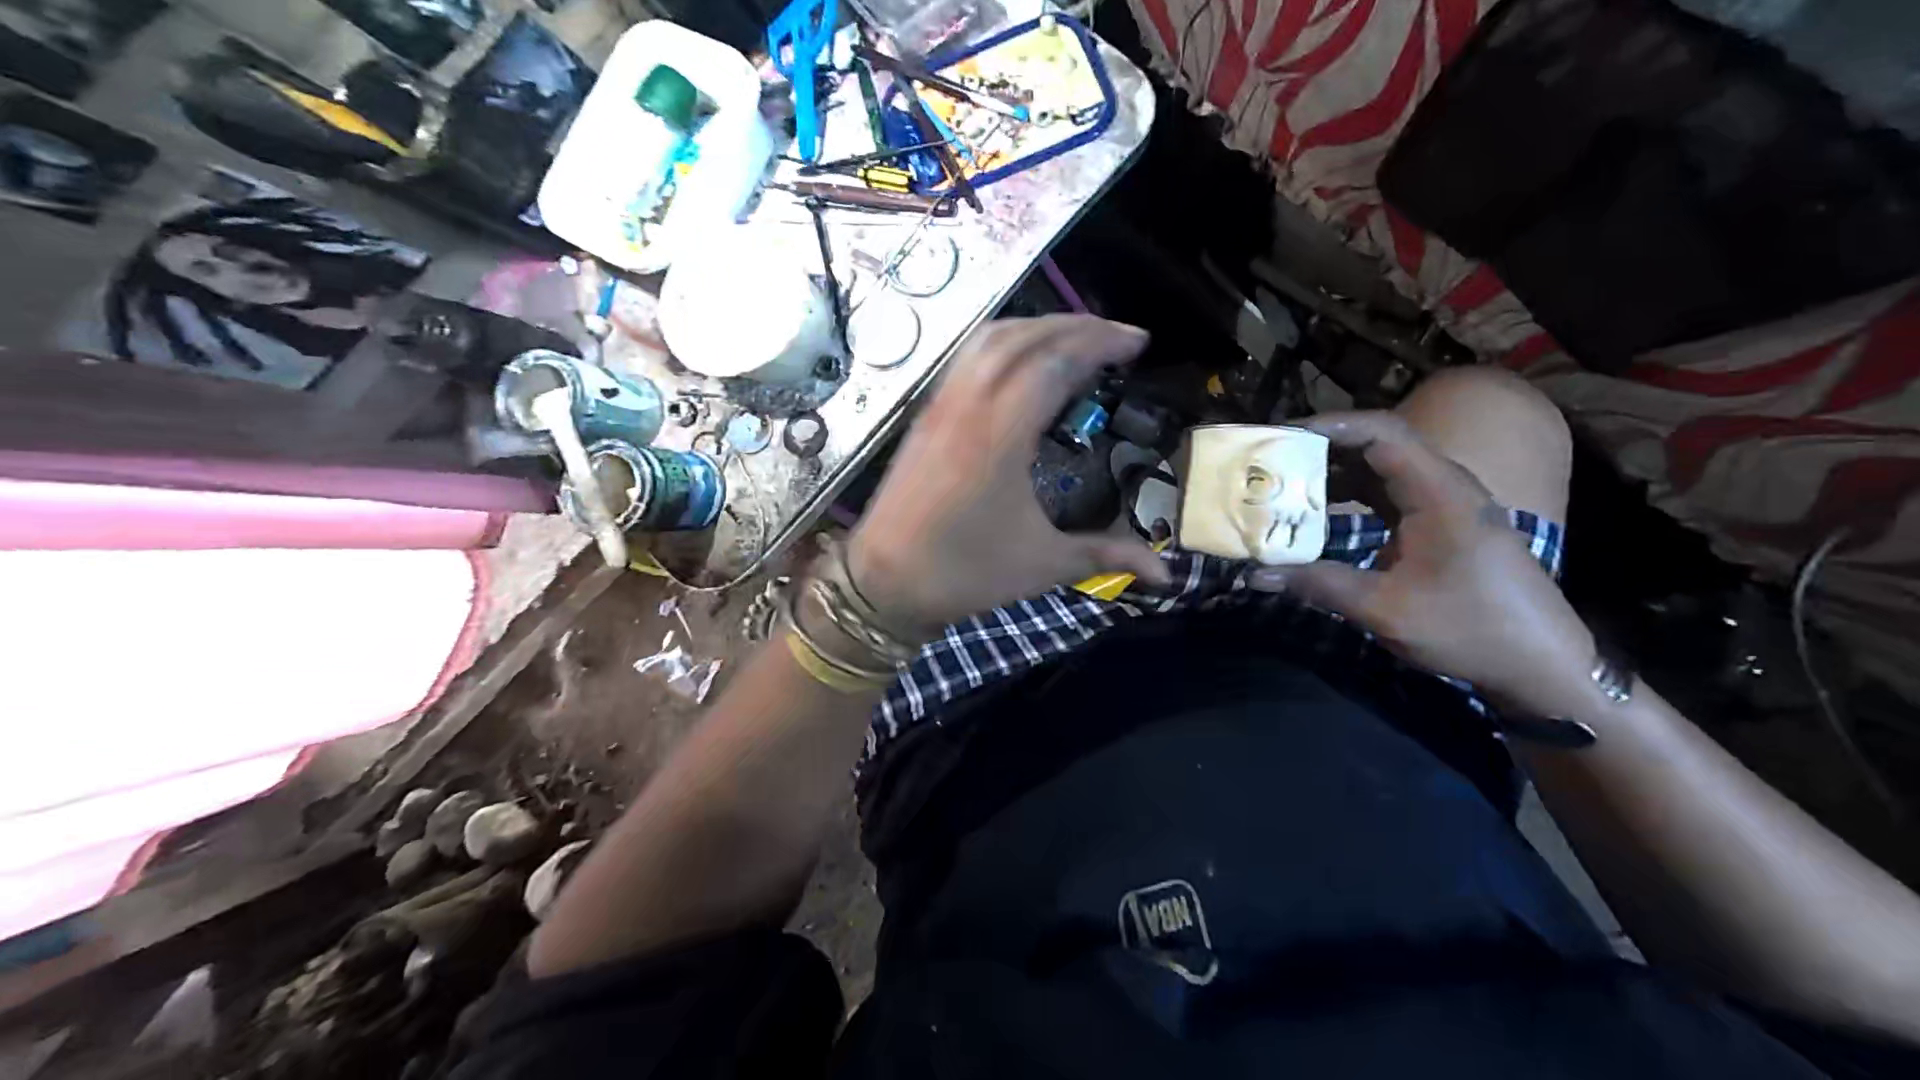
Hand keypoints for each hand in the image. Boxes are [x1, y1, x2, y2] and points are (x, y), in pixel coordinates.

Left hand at [848, 316, 1171, 638]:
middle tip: (1118, 337)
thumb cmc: (965, 573)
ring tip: (1076, 338)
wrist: (884, 583)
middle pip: (1025, 339)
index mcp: (1001, 436)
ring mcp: (941, 405)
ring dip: (1038, 327)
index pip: (1054, 362)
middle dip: (1077, 326)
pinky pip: (966, 358)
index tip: (1137, 343)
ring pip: (990, 340)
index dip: (1099, 343)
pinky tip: (1023, 359)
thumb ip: (1107, 555)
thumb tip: (1167, 575)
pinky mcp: (925, 414)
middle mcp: (968, 406)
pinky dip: (1004, 342)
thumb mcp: (1043, 565)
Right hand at [1250, 411, 1599, 716]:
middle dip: (1320, 448)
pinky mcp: (1439, 523)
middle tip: (1269, 461)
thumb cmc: (1471, 629)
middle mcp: (1444, 486)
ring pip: (1380, 468)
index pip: (1381, 433)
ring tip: (1282, 483)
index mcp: (1440, 493)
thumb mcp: (1386, 610)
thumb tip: (1254, 575)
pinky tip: (1318, 513)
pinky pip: (1387, 493)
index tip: (1279, 438)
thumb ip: (1319, 584)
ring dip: (1332, 472)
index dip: (1329, 427)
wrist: (1541, 662)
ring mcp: (1444, 503)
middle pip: (1376, 444)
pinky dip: (1349, 495)